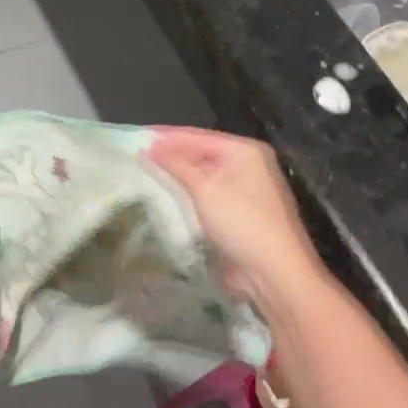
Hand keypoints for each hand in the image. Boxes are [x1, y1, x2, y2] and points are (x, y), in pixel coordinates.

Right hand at [147, 127, 326, 302]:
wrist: (274, 271)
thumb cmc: (242, 222)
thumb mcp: (205, 189)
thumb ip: (176, 165)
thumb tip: (149, 147)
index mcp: (245, 151)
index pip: (198, 136)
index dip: (166, 136)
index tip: (135, 136)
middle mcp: (248, 166)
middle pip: (201, 155)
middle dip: (170, 157)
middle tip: (134, 157)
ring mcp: (244, 192)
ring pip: (203, 178)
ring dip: (176, 178)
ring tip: (141, 175)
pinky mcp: (238, 216)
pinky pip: (207, 198)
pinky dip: (187, 197)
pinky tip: (163, 199)